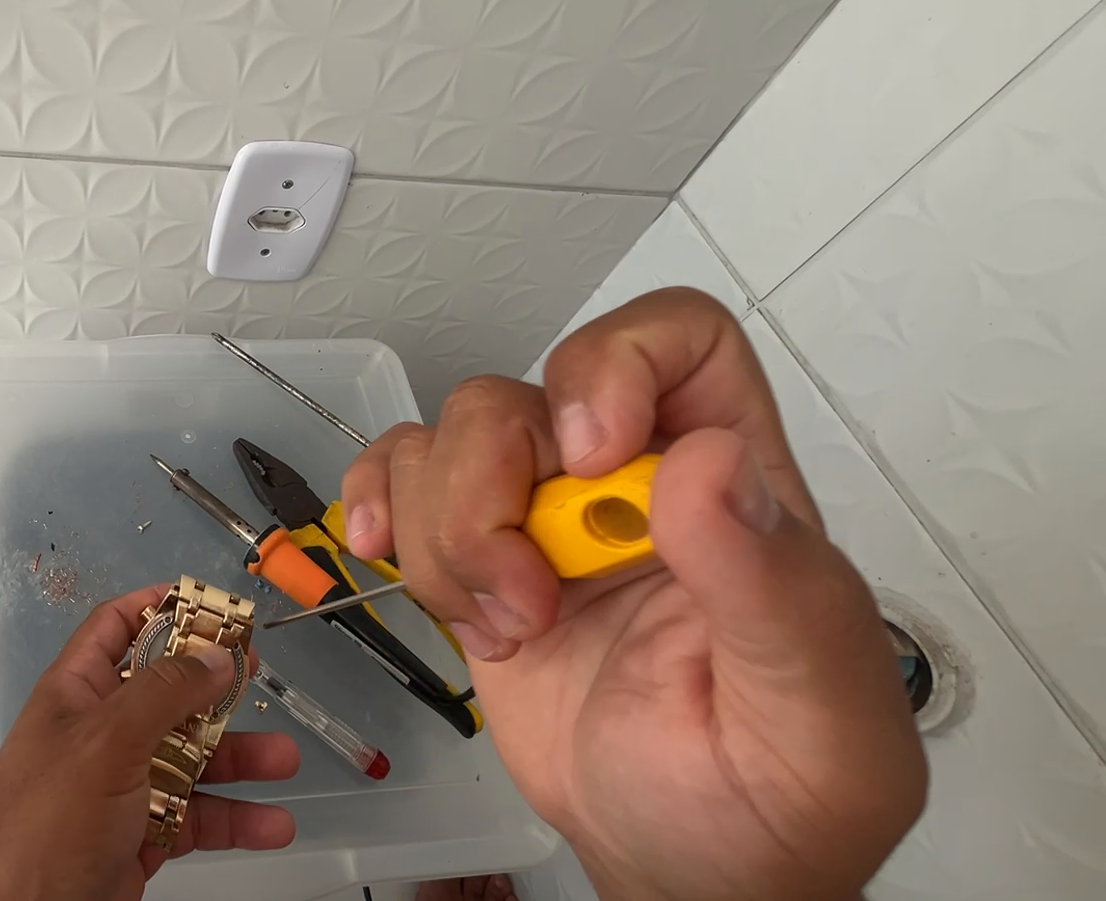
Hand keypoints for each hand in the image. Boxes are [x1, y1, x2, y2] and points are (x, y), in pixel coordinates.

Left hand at [0, 584, 299, 900]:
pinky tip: (270, 824)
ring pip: (189, 756)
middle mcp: (101, 730)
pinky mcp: (141, 834)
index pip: (116, 627)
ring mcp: (122, 784)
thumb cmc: (47, 819)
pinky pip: (196, 816)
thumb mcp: (106, 741)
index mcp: (78, 690)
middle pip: (165, 691)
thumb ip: (164, 693)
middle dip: (213, 684)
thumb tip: (216, 656)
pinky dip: (234, 820)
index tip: (209, 605)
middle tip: (256, 672)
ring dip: (237, 757)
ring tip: (283, 758)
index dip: (158, 607)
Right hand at [341, 288, 924, 899]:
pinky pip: (392, 471)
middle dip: (487, 500)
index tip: (588, 459)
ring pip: (440, 439)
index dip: (615, 365)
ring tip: (494, 627)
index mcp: (721, 482)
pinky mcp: (462, 545)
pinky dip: (374, 503)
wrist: (661, 854)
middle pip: (512, 398)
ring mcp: (527, 507)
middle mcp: (612, 474)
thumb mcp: (813, 726)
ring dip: (440, 539)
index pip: (673, 338)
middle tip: (524, 605)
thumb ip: (781, 595)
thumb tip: (711, 463)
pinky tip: (383, 550)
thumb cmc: (755, 801)